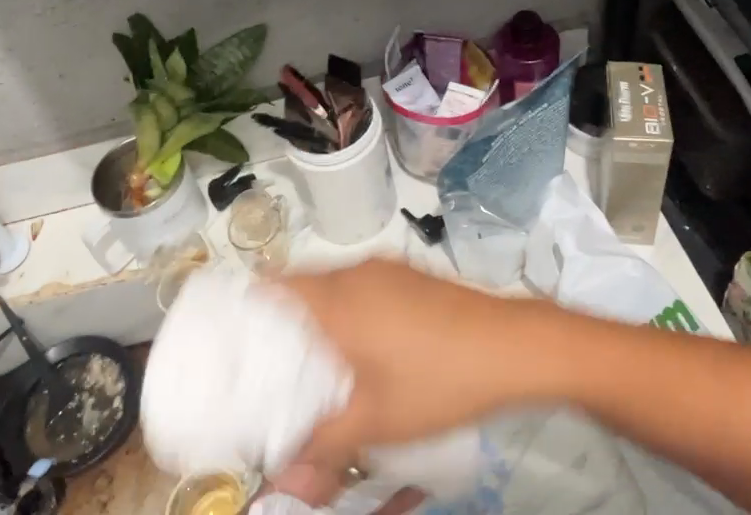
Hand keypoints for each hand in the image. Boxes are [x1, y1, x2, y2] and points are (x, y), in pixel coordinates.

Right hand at [269, 260, 562, 504]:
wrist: (516, 346)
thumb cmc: (439, 379)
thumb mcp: (377, 422)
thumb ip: (324, 447)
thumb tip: (283, 480)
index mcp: (337, 298)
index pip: (273, 285)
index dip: (247, 307)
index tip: (234, 339)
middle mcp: (356, 272)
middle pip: (301, 284)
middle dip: (282, 319)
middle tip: (270, 363)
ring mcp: (388, 270)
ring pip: (335, 284)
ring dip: (319, 314)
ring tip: (313, 361)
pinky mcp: (412, 276)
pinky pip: (362, 286)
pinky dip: (349, 309)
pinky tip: (363, 347)